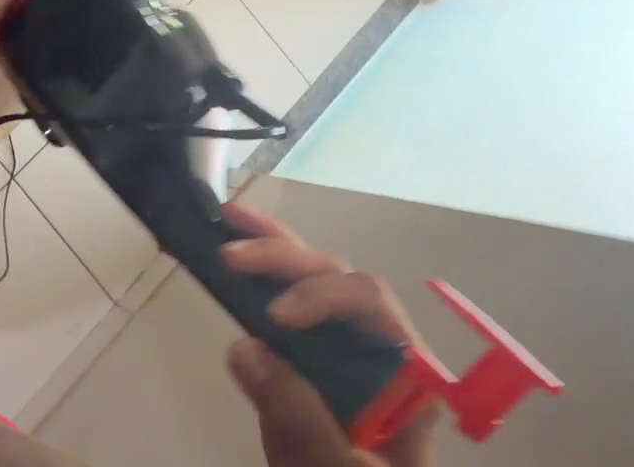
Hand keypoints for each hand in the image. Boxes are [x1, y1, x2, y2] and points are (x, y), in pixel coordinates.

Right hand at [219, 204, 438, 466]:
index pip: (370, 301)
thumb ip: (301, 416)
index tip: (273, 317)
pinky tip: (232, 243)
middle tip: (228, 255)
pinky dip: (262, 267)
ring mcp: (345, 341)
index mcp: (405, 369)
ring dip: (271, 244)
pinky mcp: (313, 347)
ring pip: (315, 274)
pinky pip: (291, 294)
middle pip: (338, 276)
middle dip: (284, 258)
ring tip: (228, 217)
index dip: (320, 295)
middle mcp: (379, 343)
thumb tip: (245, 347)